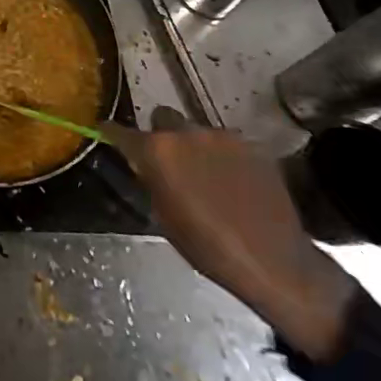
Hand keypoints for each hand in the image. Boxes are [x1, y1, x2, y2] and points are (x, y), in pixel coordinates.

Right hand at [101, 106, 356, 360]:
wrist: (274, 261)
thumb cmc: (208, 247)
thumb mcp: (164, 217)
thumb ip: (152, 181)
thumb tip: (146, 166)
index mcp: (157, 151)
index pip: (121, 131)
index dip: (112, 132)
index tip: (106, 130)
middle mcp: (186, 133)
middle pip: (163, 118)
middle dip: (162, 135)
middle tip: (171, 162)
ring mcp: (222, 136)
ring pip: (197, 131)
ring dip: (196, 147)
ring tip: (209, 177)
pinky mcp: (252, 145)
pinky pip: (228, 144)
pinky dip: (225, 157)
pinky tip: (236, 183)